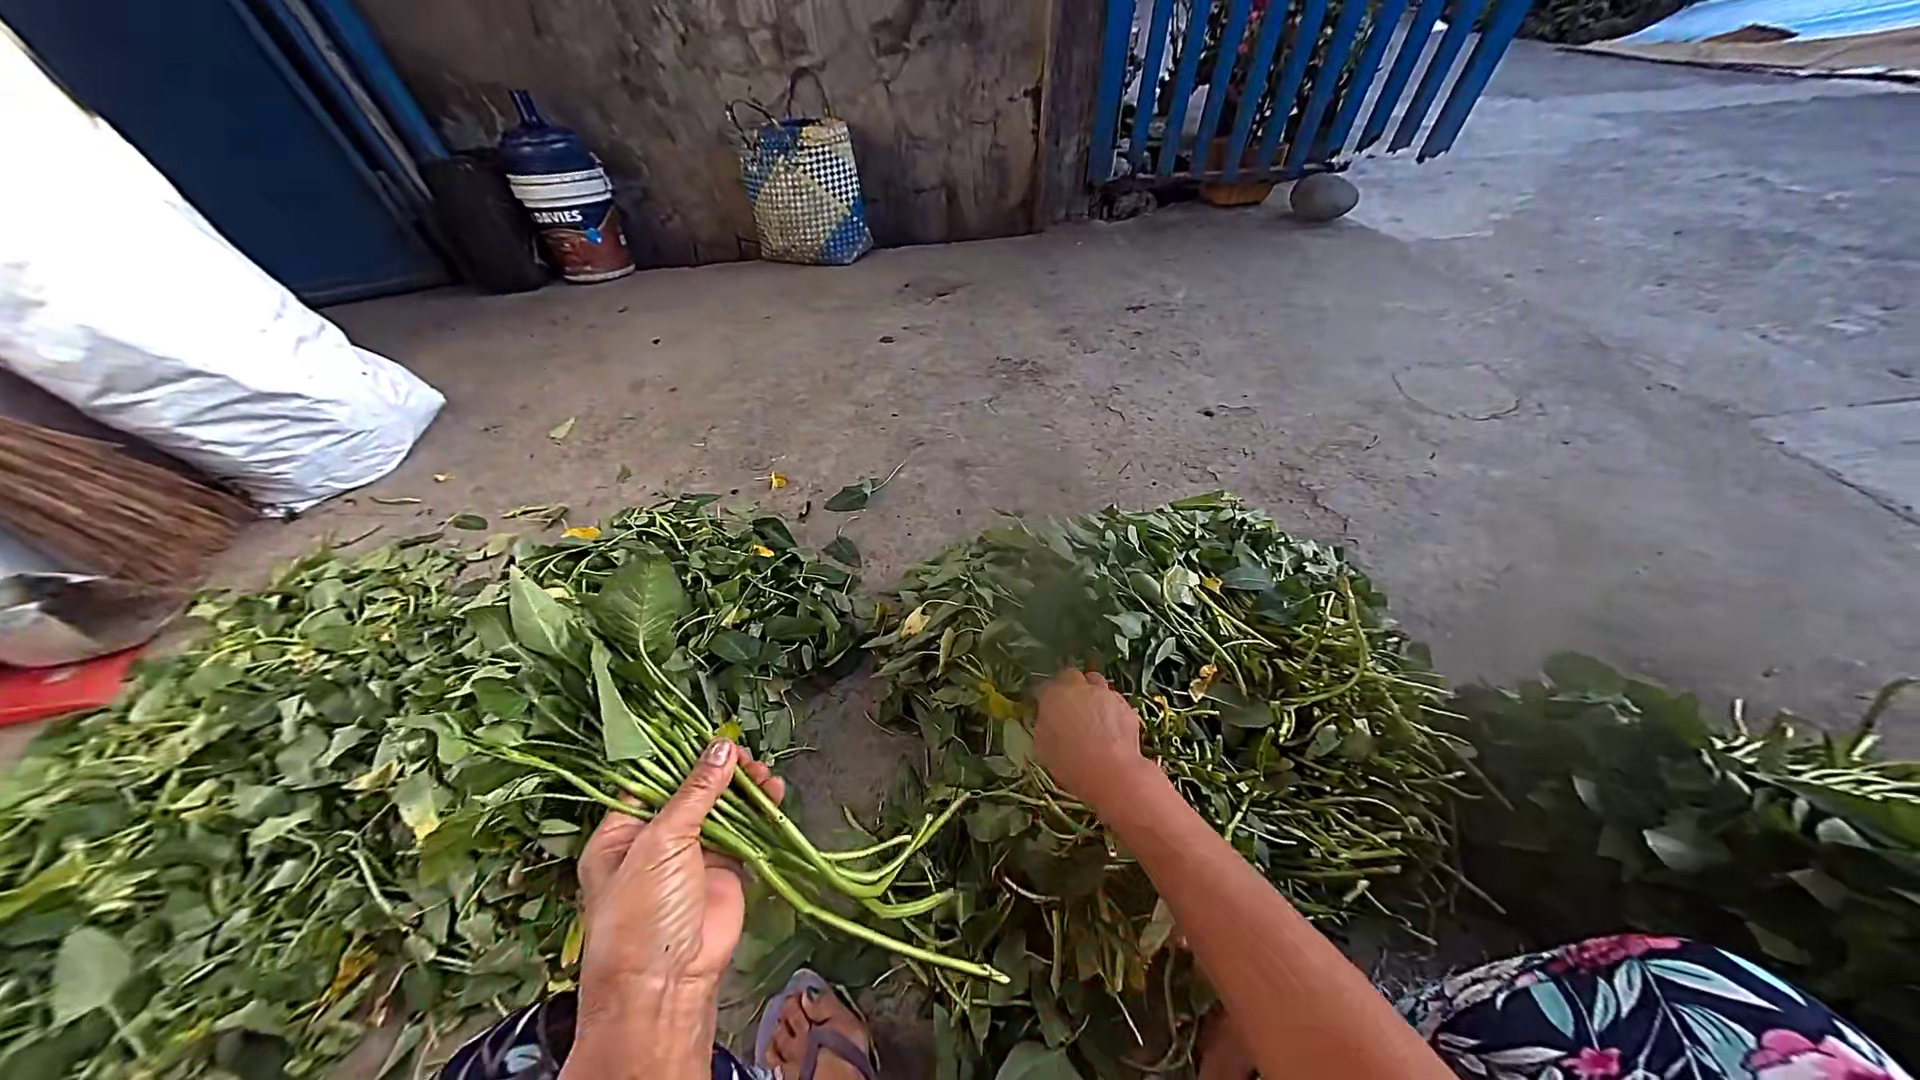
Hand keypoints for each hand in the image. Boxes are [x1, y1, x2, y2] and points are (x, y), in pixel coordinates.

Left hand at [563, 739, 785, 1079]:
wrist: (667, 983)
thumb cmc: (642, 914)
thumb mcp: (661, 842)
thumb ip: (696, 791)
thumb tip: (722, 748)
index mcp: (623, 833)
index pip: (653, 780)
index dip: (683, 757)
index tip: (712, 739)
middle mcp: (657, 840)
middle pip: (693, 791)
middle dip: (719, 771)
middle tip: (743, 757)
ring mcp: (693, 854)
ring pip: (722, 809)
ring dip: (743, 789)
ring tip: (762, 774)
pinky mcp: (726, 869)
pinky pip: (746, 832)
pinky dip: (760, 812)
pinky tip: (773, 794)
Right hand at [1034, 669, 1156, 811]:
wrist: (1110, 772)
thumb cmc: (1070, 762)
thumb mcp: (1042, 746)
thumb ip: (1044, 725)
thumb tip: (1047, 720)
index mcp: (1053, 695)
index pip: (1043, 686)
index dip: (1043, 696)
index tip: (1043, 705)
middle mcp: (1079, 688)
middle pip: (1071, 675)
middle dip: (1068, 685)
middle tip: (1067, 704)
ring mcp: (1104, 694)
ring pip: (1096, 682)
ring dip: (1091, 692)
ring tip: (1090, 710)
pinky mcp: (1125, 706)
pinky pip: (1114, 700)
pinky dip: (1109, 707)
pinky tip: (1109, 724)